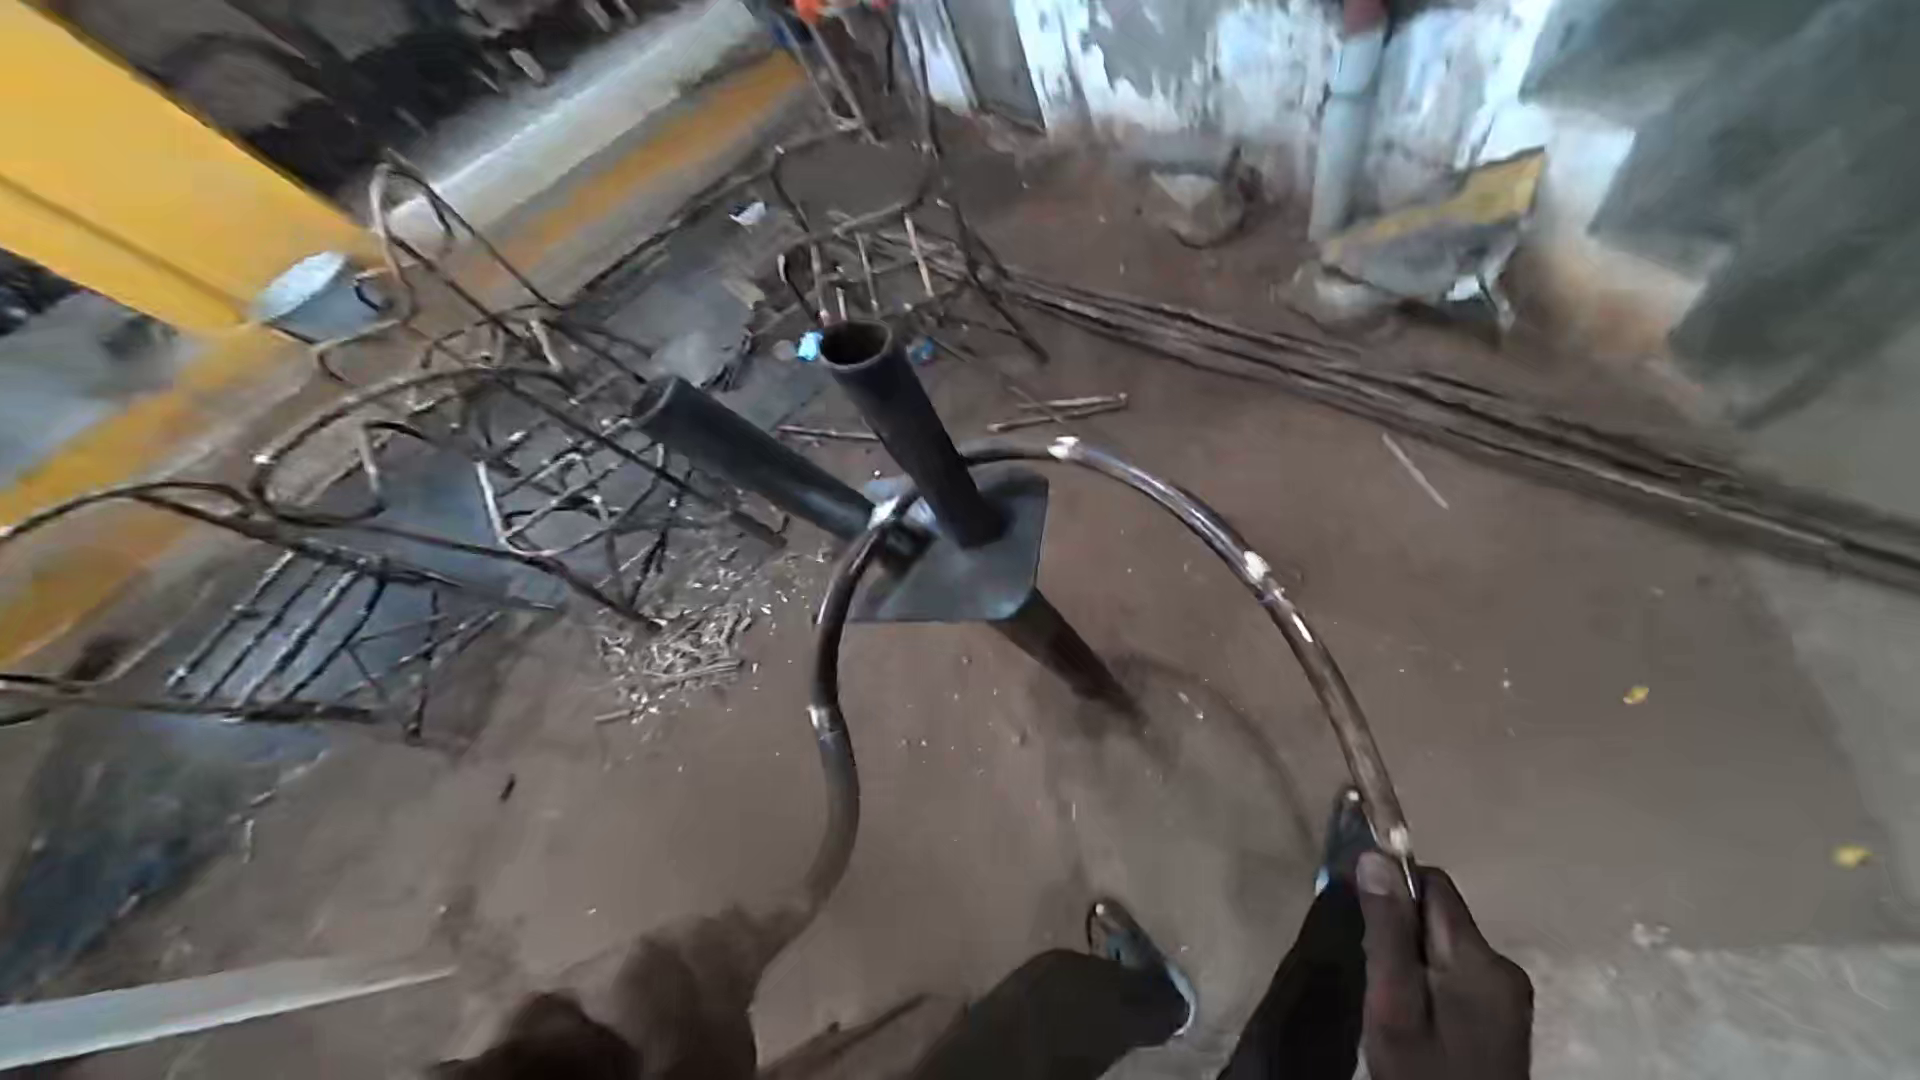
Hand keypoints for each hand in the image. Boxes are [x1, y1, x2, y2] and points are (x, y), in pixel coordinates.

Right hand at [1355, 852, 1533, 1079]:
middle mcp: (1502, 969)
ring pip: (1438, 940)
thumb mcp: (1393, 1000)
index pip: (1432, 884)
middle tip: (1368, 962)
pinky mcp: (1497, 1015)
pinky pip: (1449, 966)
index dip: (1391, 884)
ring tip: (1384, 987)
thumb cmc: (1421, 1072)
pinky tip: (1406, 1005)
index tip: (1357, 910)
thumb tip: (1374, 857)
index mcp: (1480, 961)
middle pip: (1435, 912)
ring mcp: (1504, 995)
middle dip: (1395, 922)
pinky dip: (1420, 971)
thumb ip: (1386, 929)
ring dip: (1405, 948)